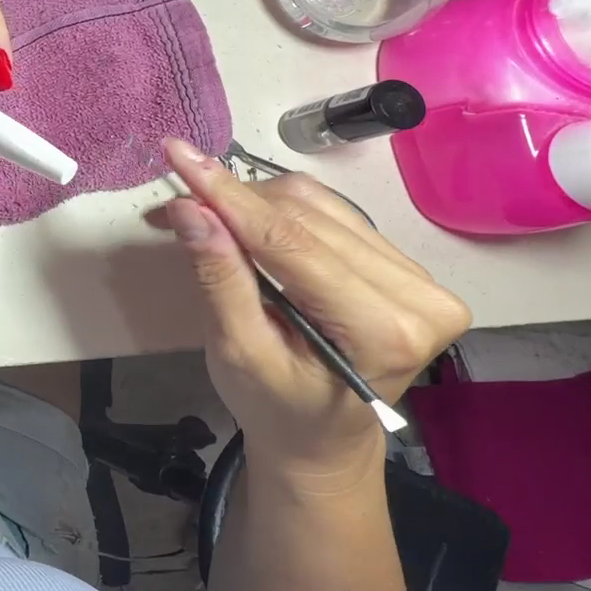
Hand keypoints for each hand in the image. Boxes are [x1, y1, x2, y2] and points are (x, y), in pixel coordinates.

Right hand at [160, 139, 471, 482]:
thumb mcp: (235, 349)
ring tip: (201, 219)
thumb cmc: (272, 404)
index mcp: (381, 327)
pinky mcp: (403, 266)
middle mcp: (418, 296)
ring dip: (248, 203)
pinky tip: (242, 226)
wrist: (320, 436)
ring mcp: (419, 278)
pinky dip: (272, 211)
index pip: (290, 240)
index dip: (226, 194)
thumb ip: (219, 277)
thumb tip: (189, 209)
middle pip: (303, 216)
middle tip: (171, 211)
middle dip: (228, 202)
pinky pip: (328, 212)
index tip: (177, 154)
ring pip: (315, 204)